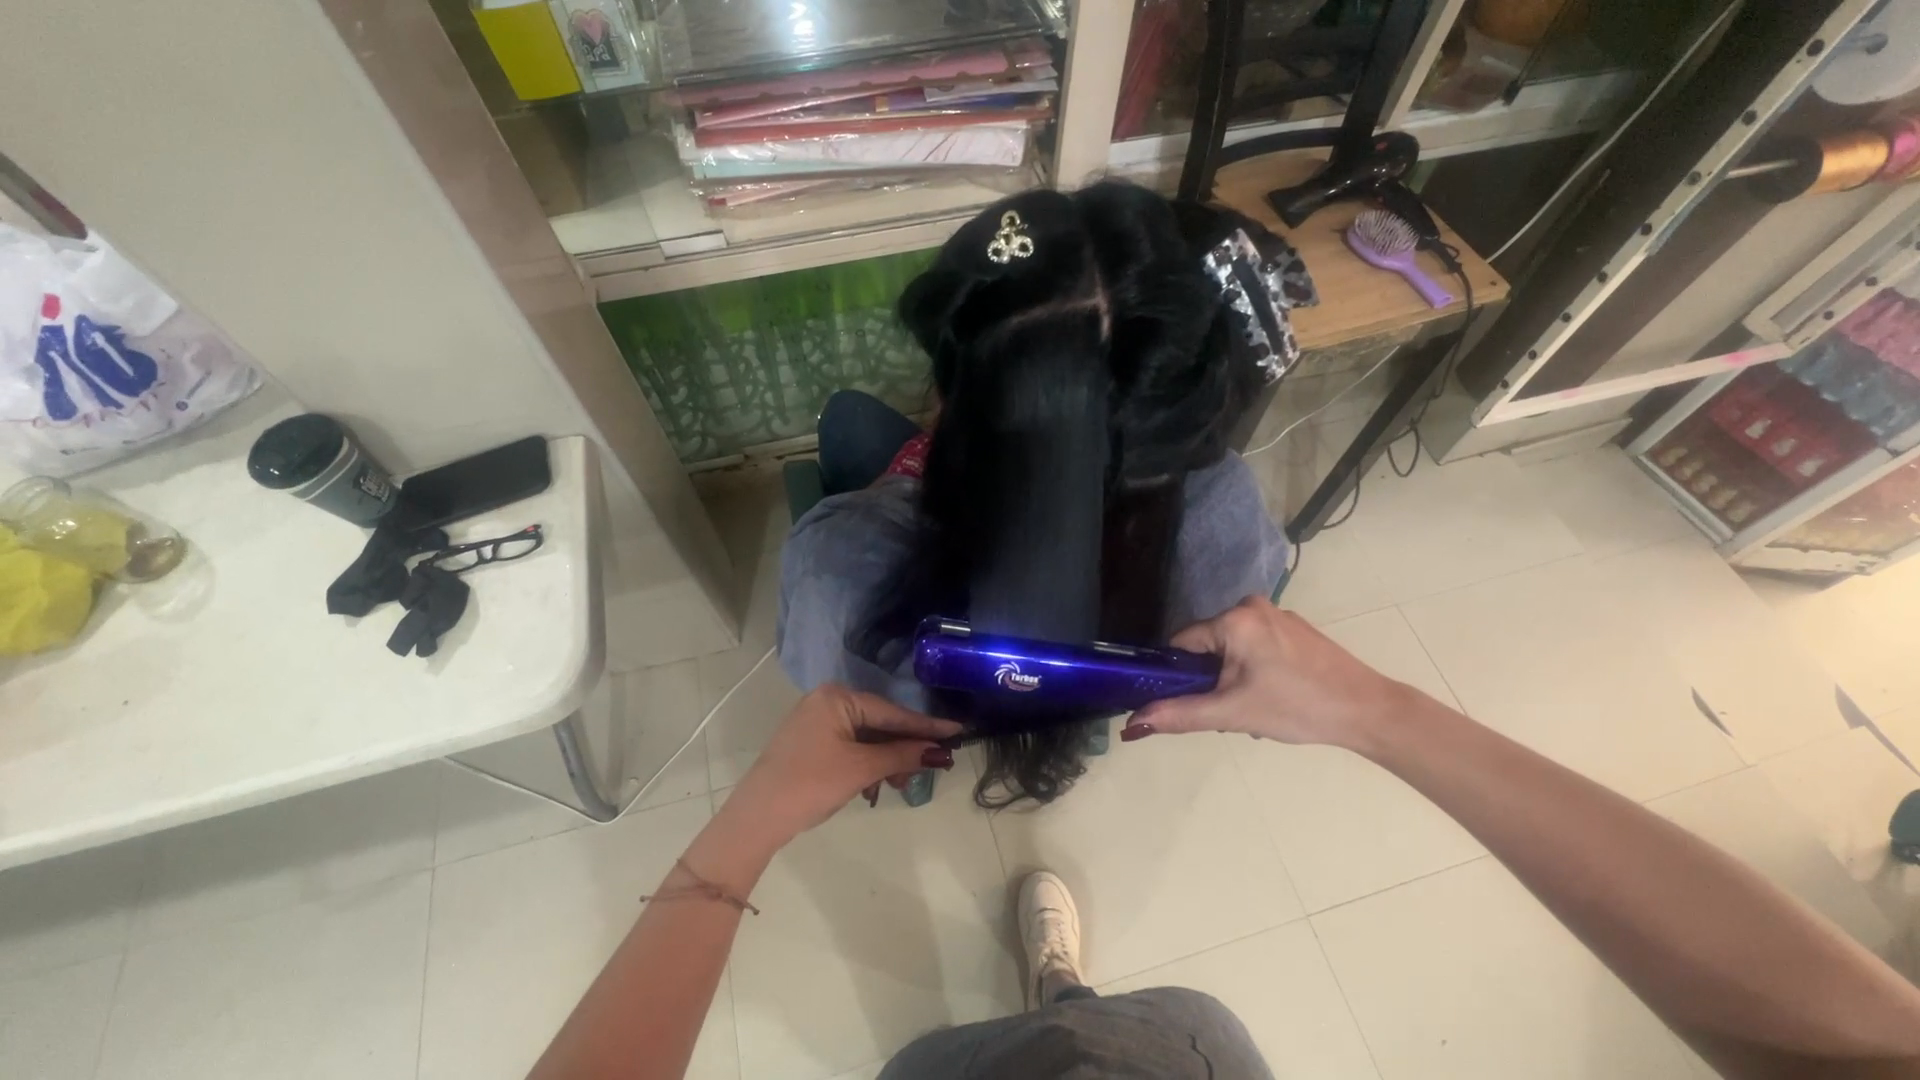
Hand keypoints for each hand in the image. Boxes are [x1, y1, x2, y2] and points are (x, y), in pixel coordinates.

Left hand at [729, 685, 962, 837]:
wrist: (757, 817)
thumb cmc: (811, 784)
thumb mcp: (862, 769)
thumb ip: (903, 756)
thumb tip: (940, 752)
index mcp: (837, 697)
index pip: (892, 711)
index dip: (926, 726)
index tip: (959, 731)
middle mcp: (826, 702)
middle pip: (880, 724)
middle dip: (902, 750)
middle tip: (925, 771)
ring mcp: (816, 723)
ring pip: (866, 739)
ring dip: (885, 762)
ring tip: (894, 787)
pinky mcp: (810, 744)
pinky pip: (850, 748)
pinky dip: (866, 766)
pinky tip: (872, 787)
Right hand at [1121, 597, 1420, 751]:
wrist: (1367, 711)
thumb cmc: (1297, 708)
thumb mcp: (1232, 713)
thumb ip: (1179, 714)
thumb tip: (1132, 724)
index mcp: (1233, 618)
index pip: (1181, 643)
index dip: (1179, 675)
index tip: (1191, 702)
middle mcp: (1252, 606)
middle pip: (1207, 646)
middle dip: (1211, 680)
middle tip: (1230, 711)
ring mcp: (1277, 615)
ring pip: (1231, 649)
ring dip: (1232, 679)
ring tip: (1255, 707)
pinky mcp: (1295, 629)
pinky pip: (1255, 646)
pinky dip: (1254, 671)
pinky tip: (1273, 696)